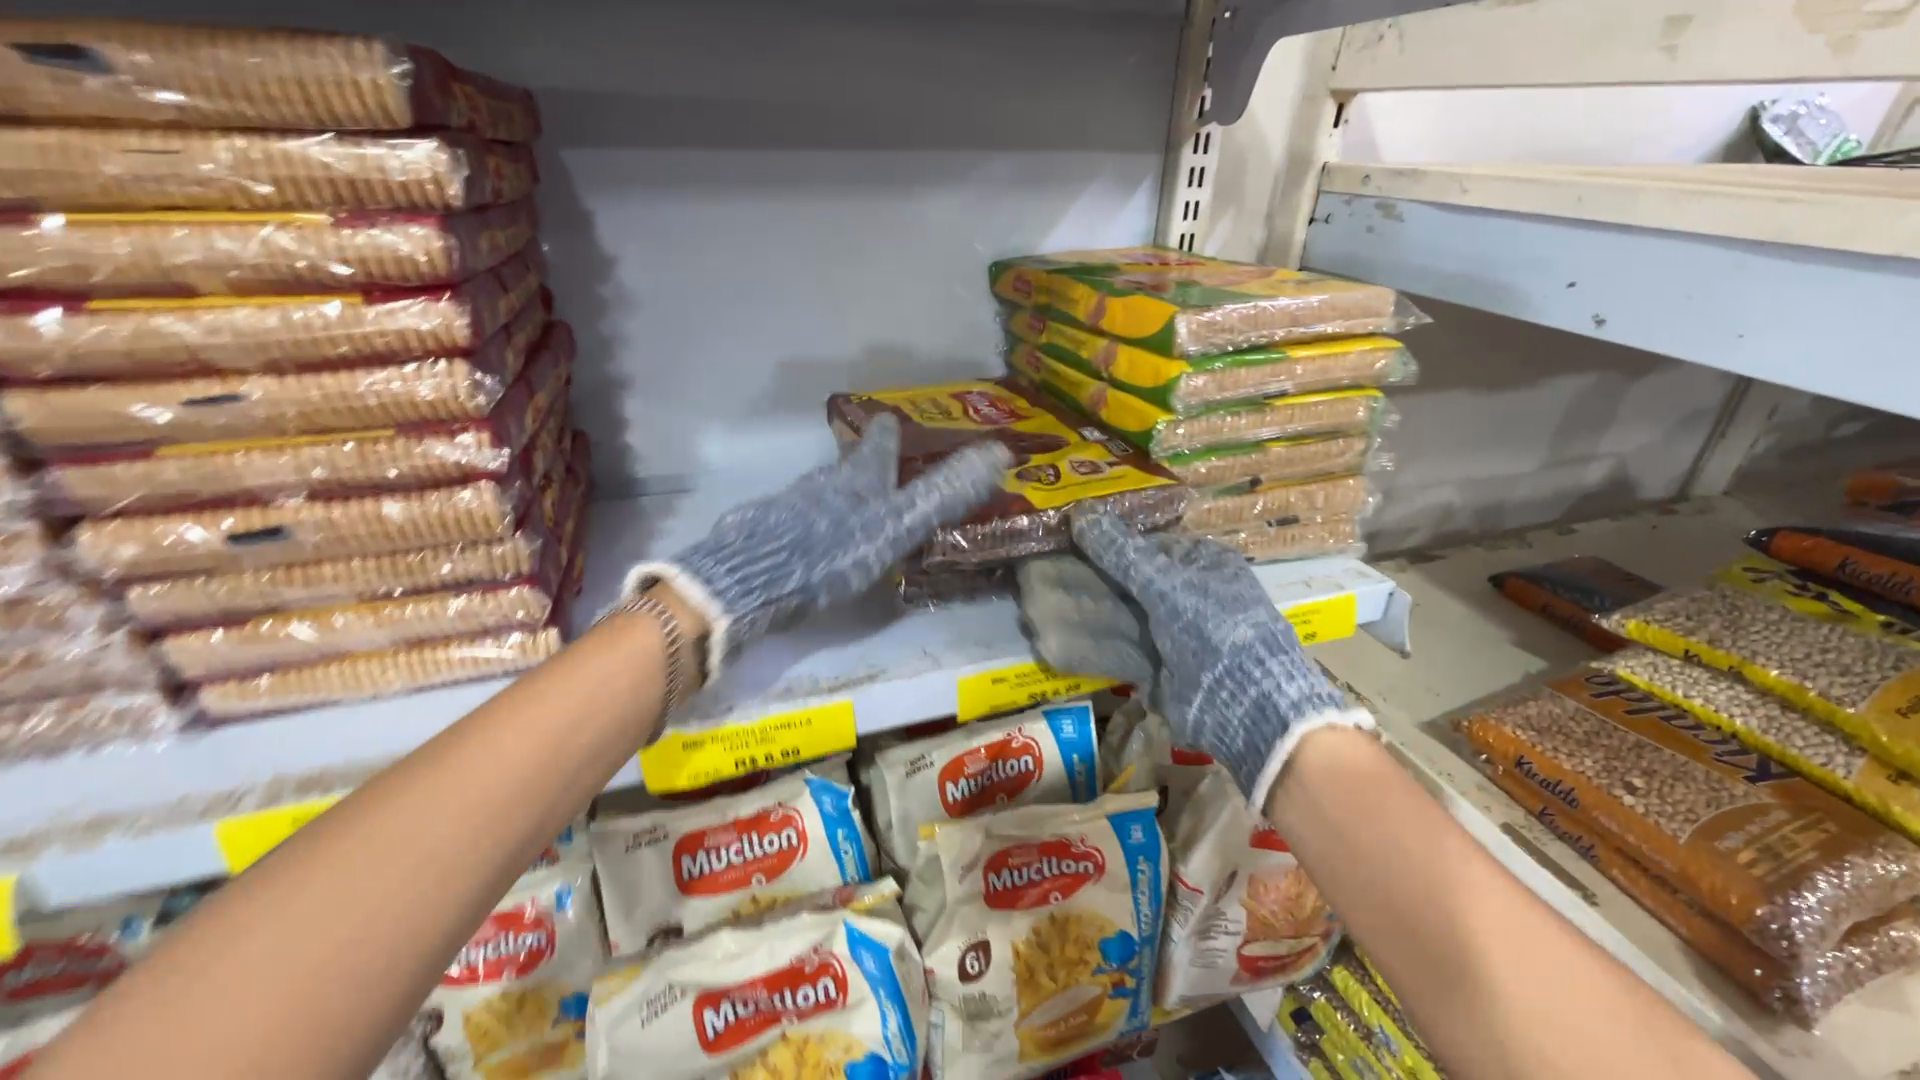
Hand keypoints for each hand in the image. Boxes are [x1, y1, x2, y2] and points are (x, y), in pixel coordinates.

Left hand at [623, 414, 1011, 676]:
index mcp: (857, 480)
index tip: (891, 420)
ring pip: (818, 493)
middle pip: (845, 468)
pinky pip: (793, 519)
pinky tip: (807, 543)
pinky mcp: (763, 530)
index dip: (888, 434)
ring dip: (835, 497)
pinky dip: (807, 524)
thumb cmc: (832, 553)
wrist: (751, 579)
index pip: (878, 447)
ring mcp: (788, 505)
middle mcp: (821, 483)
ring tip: (847, 512)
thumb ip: (943, 495)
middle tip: (875, 472)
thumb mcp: (897, 526)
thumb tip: (997, 453)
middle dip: (861, 468)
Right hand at [1022, 509, 1373, 802]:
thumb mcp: (1168, 584)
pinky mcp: (1155, 672)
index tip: (1059, 538)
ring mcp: (1169, 636)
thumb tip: (1081, 511)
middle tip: (1033, 573)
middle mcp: (1184, 596)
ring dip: (1077, 613)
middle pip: (1123, 583)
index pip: (1141, 546)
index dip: (1100, 542)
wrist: (1250, 705)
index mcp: (1199, 564)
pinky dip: (1087, 647)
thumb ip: (1121, 553)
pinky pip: (1116, 652)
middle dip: (1080, 580)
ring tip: (1031, 605)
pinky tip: (1050, 641)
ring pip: (1115, 618)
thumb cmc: (1217, 629)